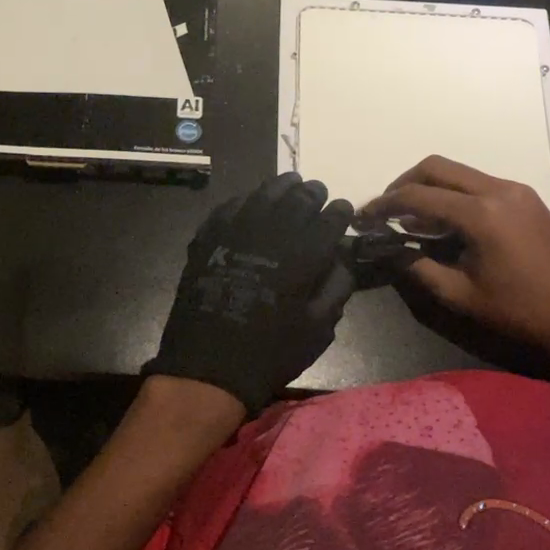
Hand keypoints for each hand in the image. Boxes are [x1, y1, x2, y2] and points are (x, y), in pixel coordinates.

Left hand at [146, 172, 355, 413]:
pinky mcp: (207, 240)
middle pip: (296, 199)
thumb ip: (336, 288)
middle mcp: (270, 233)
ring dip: (280, 187)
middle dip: (311, 193)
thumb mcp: (319, 329)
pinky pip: (228, 208)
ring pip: (261, 195)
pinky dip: (244, 200)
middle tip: (317, 192)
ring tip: (290, 184)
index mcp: (304, 255)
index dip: (339, 212)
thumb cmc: (271, 352)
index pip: (329, 220)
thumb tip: (340, 260)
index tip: (342, 209)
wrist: (208, 365)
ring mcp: (234, 232)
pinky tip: (250, 202)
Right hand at [359, 155, 549, 357]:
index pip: (417, 196)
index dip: (383, 205)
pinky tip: (442, 224)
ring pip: (458, 173)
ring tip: (408, 219)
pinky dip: (452, 195)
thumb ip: (418, 268)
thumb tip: (390, 251)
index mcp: (480, 214)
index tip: (362, 218)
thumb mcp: (460, 295)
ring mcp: (515, 191)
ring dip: (428, 188)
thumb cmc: (520, 310)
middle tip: (383, 210)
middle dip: (402, 184)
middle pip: (436, 168)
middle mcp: (497, 190)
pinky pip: (477, 185)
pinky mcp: (525, 199)